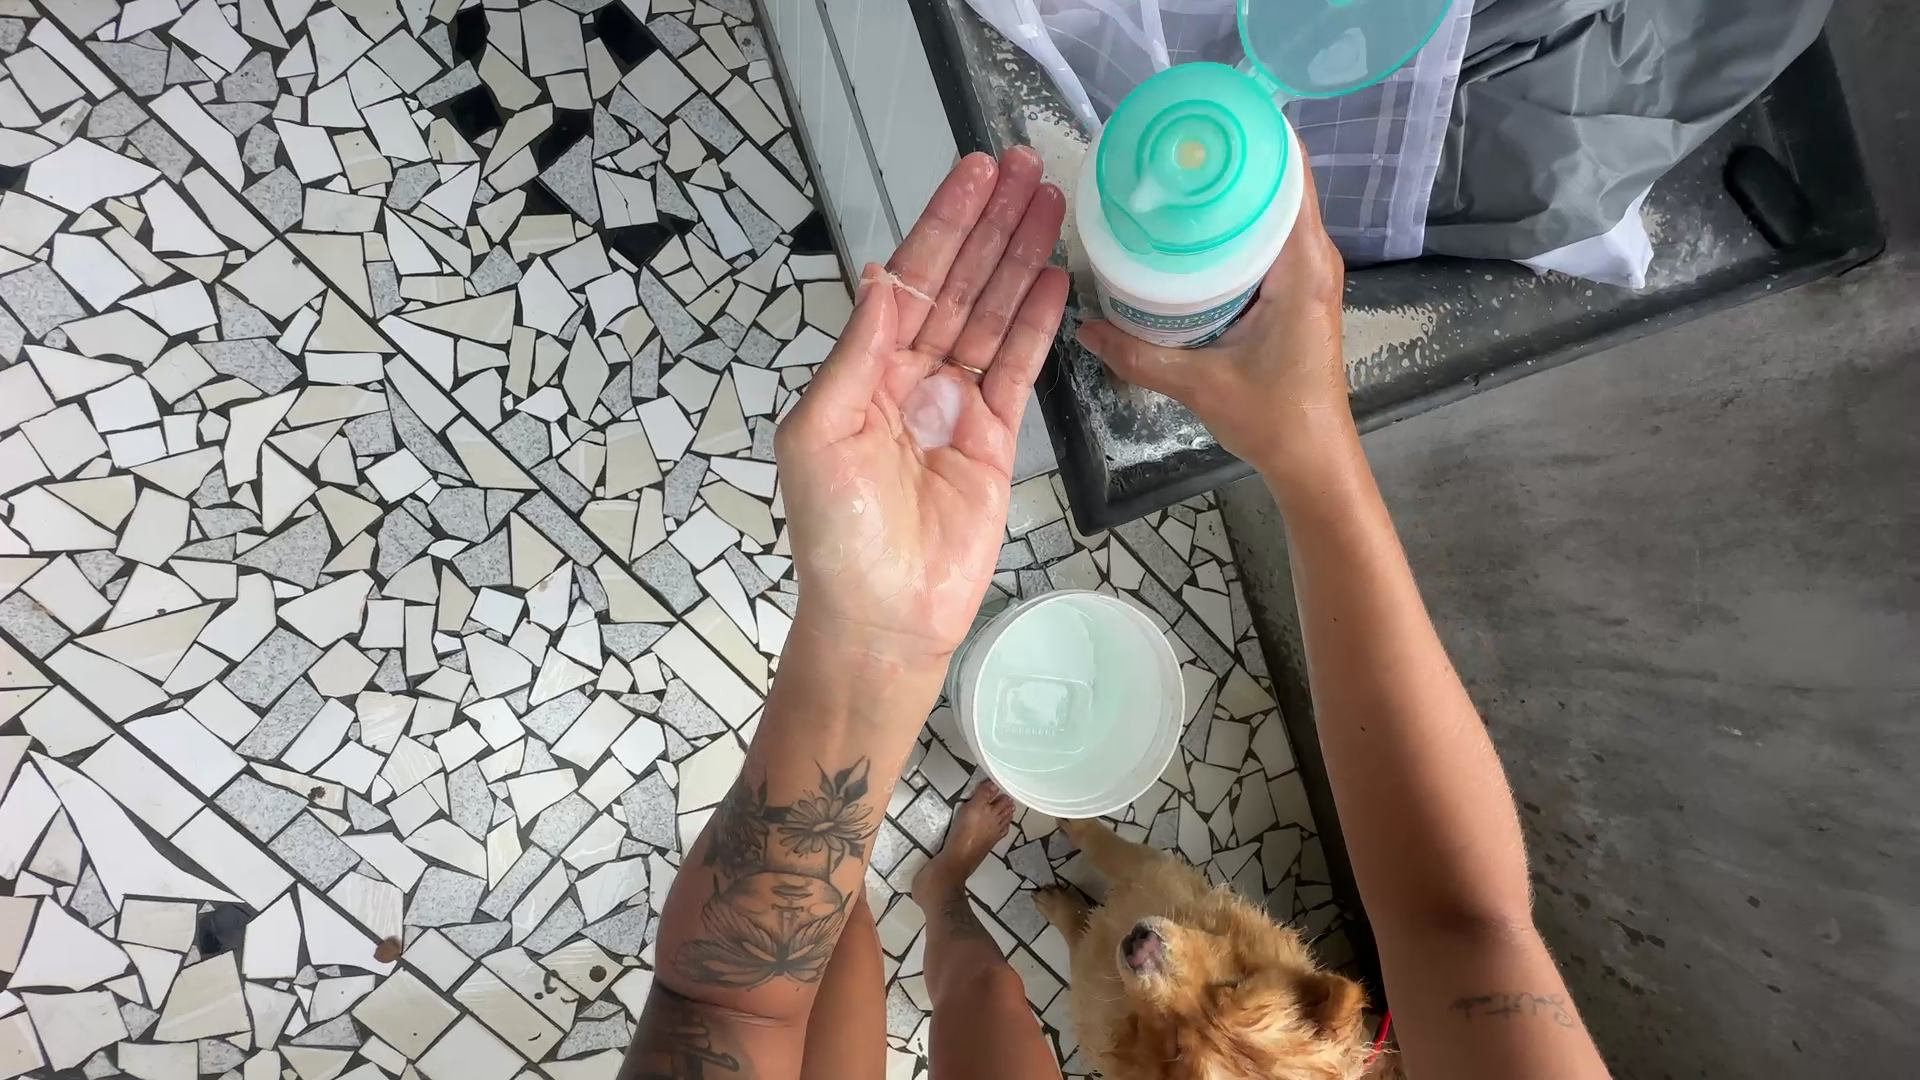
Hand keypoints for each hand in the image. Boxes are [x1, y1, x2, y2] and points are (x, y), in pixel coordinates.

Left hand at [776, 149, 1068, 668]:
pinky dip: (1038, 326)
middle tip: (1027, 168)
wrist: (885, 613)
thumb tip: (880, 280)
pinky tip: (1055, 281)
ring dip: (1021, 262)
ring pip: (994, 318)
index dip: (943, 227)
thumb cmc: (838, 535)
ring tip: (1052, 207)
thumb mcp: (820, 437)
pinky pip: (1019, 370)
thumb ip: (854, 357)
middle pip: (959, 287)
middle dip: (991, 228)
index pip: (910, 282)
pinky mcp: (996, 439)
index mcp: (865, 370)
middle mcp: (912, 378)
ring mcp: (957, 406)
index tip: (975, 177)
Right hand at [1076, 166, 1348, 475]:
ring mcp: (1305, 279)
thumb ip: (1138, 356)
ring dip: (1228, 204)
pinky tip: (1190, 244)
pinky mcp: (1294, 297)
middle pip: (1275, 190)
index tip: (1201, 131)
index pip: (1288, 177)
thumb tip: (1085, 330)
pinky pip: (1264, 249)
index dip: (1251, 143)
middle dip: (1227, 170)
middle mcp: (1312, 261)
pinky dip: (1231, 237)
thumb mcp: (1198, 385)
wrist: (1310, 459)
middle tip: (1169, 164)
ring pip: (1268, 220)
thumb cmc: (1272, 418)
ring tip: (1174, 193)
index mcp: (1302, 267)